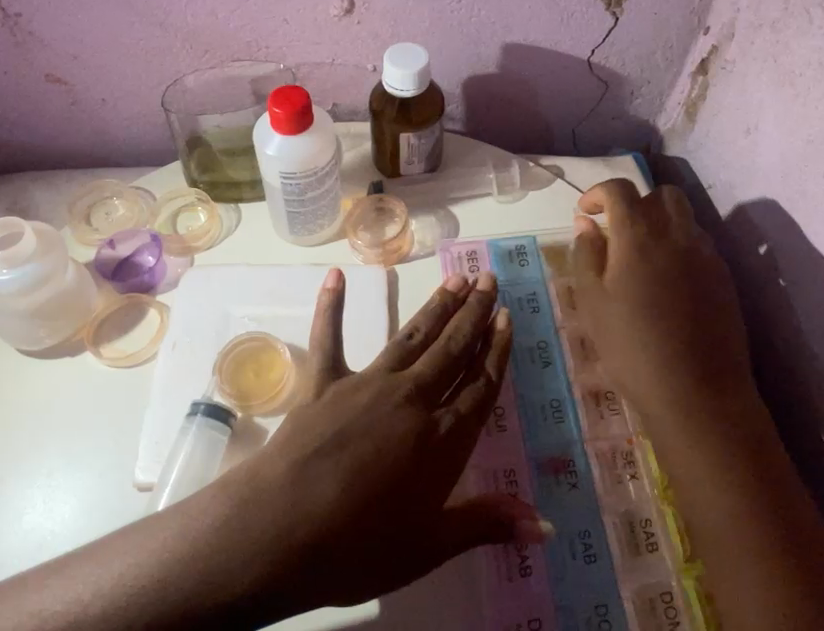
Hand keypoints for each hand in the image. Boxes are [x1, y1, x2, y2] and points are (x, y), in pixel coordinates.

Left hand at [219, 266, 540, 614]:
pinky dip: (331, 306)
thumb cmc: (358, 548)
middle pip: (452, 350)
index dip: (496, 350)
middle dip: (474, 313)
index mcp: (442, 438)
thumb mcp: (430, 545)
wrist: (278, 533)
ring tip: (455, 277)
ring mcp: (367, 386)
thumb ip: (486, 524)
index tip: (507, 316)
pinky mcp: (323, 385)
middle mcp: (412, 400)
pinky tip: (336, 276)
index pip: (480, 386)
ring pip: (411, 337)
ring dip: (436, 306)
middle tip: (489, 277)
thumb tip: (545, 526)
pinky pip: (329, 339)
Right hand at [571, 180, 755, 426]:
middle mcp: (677, 234)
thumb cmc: (632, 349)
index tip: (585, 213)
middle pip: (662, 194)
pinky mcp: (725, 278)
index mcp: (639, 235)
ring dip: (662, 223)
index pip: (620, 190)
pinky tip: (668, 283)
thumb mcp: (592, 304)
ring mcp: (707, 255)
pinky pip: (701, 245)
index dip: (598, 193)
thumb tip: (586, 223)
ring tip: (643, 258)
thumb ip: (586, 255)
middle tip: (618, 232)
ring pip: (685, 218)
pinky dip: (681, 247)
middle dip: (638, 202)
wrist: (698, 393)